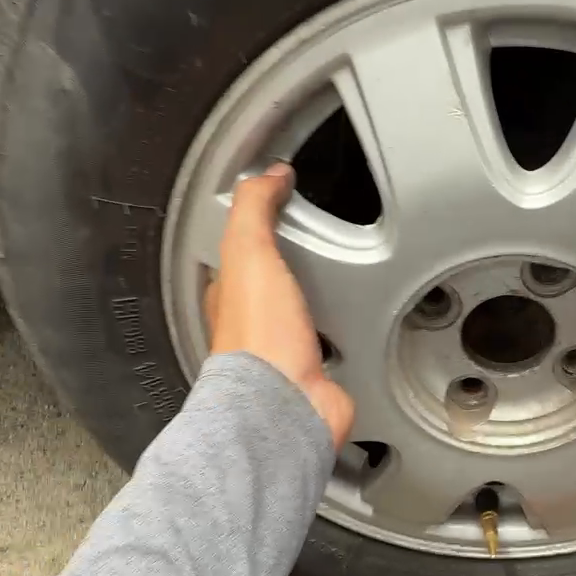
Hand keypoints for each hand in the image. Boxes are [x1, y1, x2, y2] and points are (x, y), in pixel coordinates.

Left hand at [206, 163, 354, 448]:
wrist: (287, 402)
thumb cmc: (260, 339)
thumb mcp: (250, 251)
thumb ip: (256, 207)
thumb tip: (269, 174)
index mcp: (230, 294)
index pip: (239, 249)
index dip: (255, 225)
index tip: (277, 203)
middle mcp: (255, 325)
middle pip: (269, 285)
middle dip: (286, 267)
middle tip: (308, 245)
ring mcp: (285, 352)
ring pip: (298, 318)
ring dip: (311, 305)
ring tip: (329, 285)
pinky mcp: (316, 374)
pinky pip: (329, 348)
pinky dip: (337, 338)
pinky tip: (345, 332)